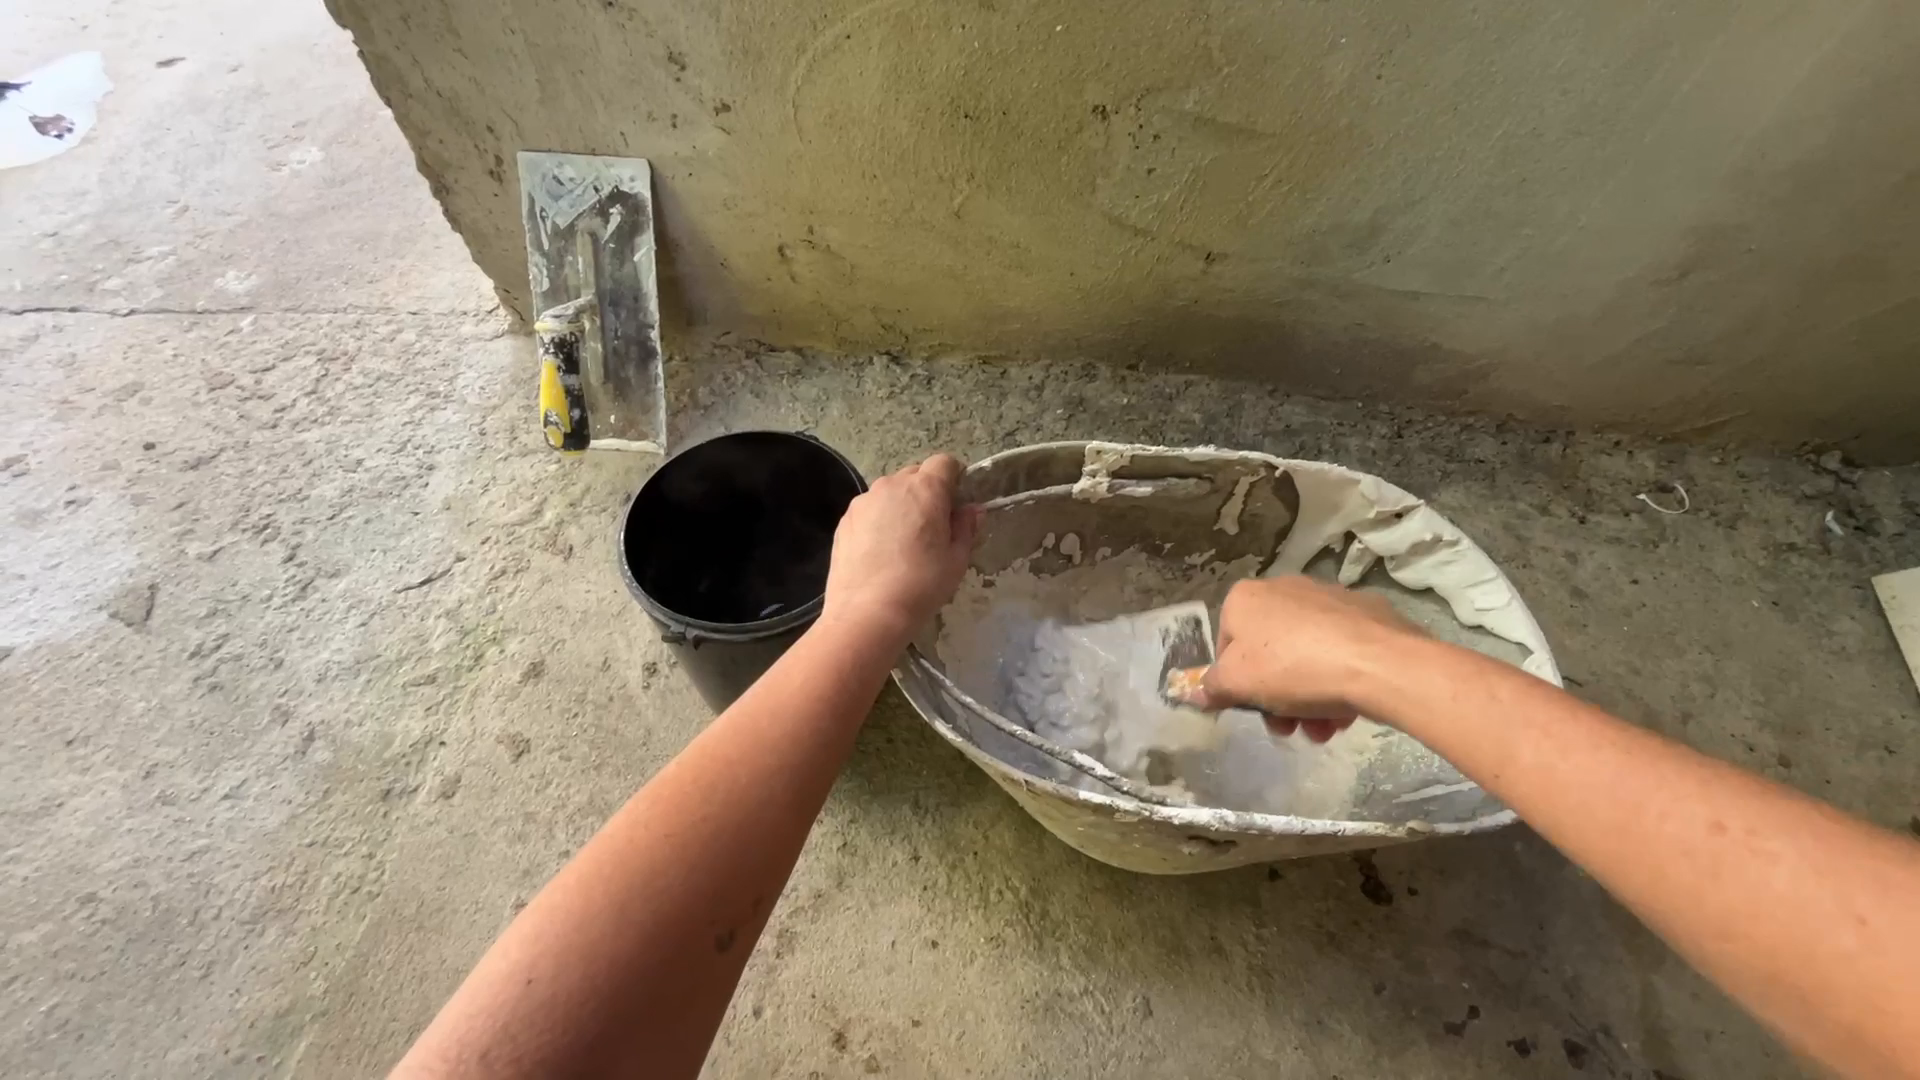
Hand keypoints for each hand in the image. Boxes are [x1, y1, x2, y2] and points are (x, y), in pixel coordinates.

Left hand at [822, 453, 981, 641]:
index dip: (953, 480)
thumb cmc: (921, 585)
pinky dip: (878, 522)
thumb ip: (966, 528)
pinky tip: (880, 553)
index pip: (944, 463)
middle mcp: (891, 486)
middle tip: (932, 529)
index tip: (954, 506)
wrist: (867, 613)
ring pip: (889, 493)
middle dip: (926, 493)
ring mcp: (863, 502)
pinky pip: (869, 511)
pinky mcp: (844, 521)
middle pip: (915, 475)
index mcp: (925, 489)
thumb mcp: (956, 560)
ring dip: (901, 506)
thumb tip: (972, 510)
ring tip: (902, 544)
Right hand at [1180, 576, 1419, 741]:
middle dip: (1277, 696)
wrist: (1379, 664)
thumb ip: (1212, 687)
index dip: (1236, 683)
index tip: (1255, 709)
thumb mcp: (1237, 684)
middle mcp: (1283, 588)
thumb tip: (1195, 692)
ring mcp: (1328, 598)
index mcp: (1245, 598)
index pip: (1226, 645)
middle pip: (1268, 654)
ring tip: (1324, 728)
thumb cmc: (1293, 668)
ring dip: (1307, 698)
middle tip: (1291, 727)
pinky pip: (1340, 651)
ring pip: (1305, 656)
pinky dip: (1338, 679)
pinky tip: (1347, 710)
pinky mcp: (1367, 613)